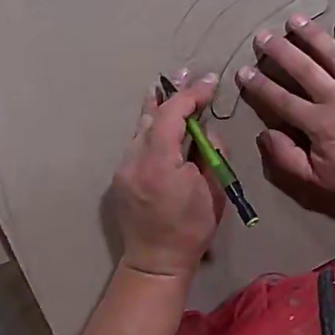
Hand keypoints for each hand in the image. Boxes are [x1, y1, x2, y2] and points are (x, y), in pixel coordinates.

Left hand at [101, 70, 225, 278]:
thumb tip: (203, 132)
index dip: (192, 95)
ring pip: (140, 127)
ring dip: (157, 107)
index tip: (211, 83)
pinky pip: (137, 143)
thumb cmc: (192, 230)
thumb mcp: (214, 190)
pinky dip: (150, 128)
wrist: (155, 262)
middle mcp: (135, 159)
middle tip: (187, 72)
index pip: (172, 115)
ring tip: (166, 84)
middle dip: (172, 94)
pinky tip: (157, 119)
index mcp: (160, 163)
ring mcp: (123, 167)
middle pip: (151, 115)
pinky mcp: (121, 176)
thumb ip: (210, 155)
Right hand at [238, 17, 334, 222]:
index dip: (259, 85)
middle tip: (263, 36)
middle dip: (280, 50)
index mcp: (318, 123)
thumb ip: (287, 158)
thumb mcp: (317, 184)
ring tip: (295, 20)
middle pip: (303, 68)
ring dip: (312, 35)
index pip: (280, 99)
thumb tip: (265, 134)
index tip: (243, 71)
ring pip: (333, 55)